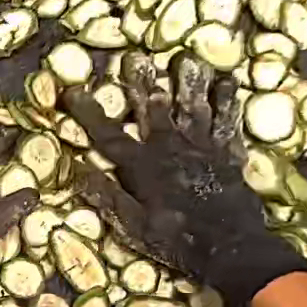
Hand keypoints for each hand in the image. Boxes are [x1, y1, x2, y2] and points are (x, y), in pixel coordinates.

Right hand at [62, 53, 306, 306]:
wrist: (232, 248)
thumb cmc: (174, 239)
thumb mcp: (131, 224)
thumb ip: (106, 194)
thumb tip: (77, 169)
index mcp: (143, 166)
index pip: (108, 134)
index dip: (89, 111)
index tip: (73, 89)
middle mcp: (171, 149)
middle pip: (153, 110)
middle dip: (142, 83)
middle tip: (135, 58)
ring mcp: (202, 149)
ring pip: (192, 108)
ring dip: (188, 83)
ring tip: (186, 59)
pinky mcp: (228, 155)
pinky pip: (228, 122)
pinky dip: (226, 102)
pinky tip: (227, 83)